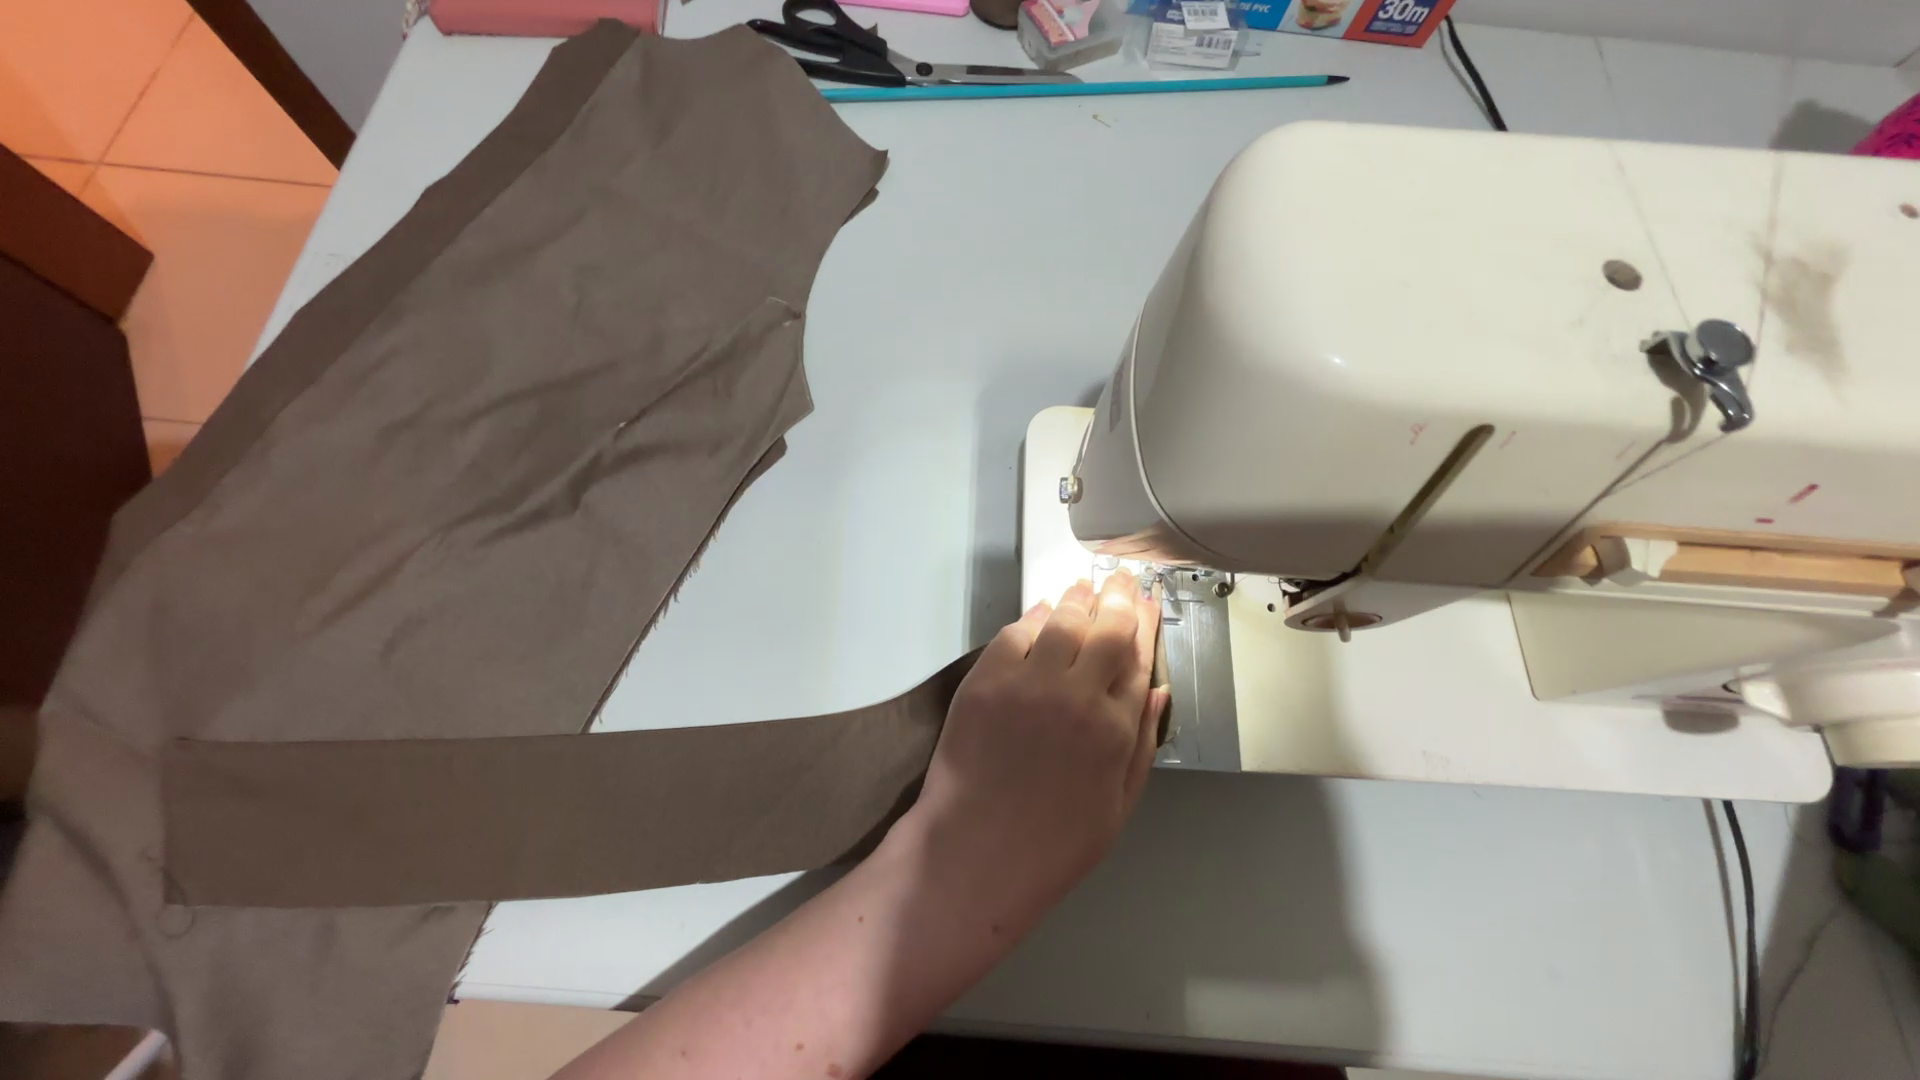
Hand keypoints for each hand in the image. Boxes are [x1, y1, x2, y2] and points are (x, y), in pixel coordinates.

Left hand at [903, 571, 1167, 922]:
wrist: (975, 854)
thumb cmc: (1053, 844)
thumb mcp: (1119, 806)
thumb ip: (1143, 745)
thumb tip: (1158, 692)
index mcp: (1115, 729)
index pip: (1139, 658)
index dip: (1147, 625)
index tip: (1150, 603)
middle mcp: (1076, 696)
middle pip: (1106, 629)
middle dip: (1119, 598)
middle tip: (1123, 580)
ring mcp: (1027, 684)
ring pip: (1061, 622)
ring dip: (1078, 599)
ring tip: (1085, 587)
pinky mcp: (985, 682)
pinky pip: (1014, 634)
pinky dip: (1032, 618)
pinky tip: (1041, 611)